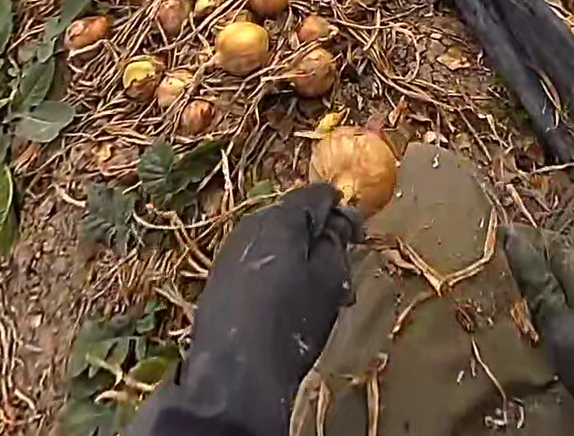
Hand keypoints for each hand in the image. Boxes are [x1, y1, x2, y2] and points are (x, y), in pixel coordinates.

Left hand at [128, 183, 360, 435]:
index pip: (320, 194)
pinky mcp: (218, 278)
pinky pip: (258, 261)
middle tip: (339, 269)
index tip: (355, 239)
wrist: (231, 380)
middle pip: (296, 216)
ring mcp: (230, 251)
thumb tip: (342, 219)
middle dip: (320, 237)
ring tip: (315, 291)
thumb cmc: (290, 321)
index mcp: (282, 217)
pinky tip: (286, 302)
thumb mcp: (330, 278)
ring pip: (277, 240)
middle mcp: (252, 224)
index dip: (343, 212)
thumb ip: (338, 239)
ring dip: (299, 257)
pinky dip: (277, 272)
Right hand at [504, 225, 573, 435]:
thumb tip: (512, 234)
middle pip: (566, 257)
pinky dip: (572, 299)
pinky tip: (565, 317)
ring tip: (531, 293)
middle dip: (539, 259)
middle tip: (508, 270)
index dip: (524, 240)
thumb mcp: (562, 336)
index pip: (549, 242)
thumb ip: (539, 286)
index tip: (497, 239)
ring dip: (556, 280)